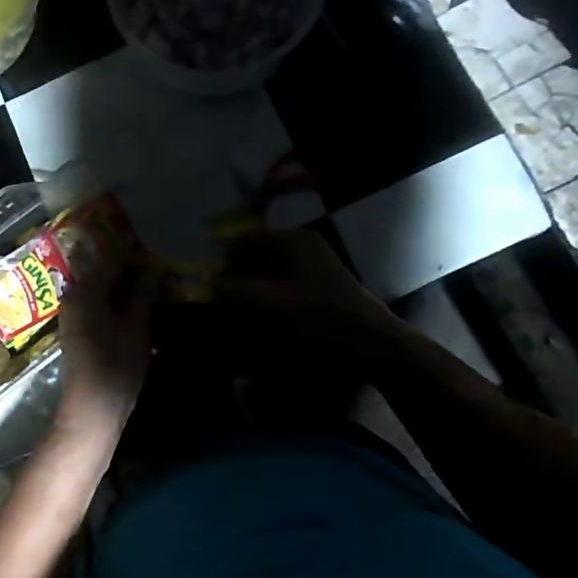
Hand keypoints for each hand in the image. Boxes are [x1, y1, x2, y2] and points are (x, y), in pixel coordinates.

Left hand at [56, 255, 157, 431]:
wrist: (91, 409)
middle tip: (157, 264)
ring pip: (100, 288)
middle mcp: (72, 296)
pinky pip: (97, 303)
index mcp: (84, 291)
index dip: (135, 253)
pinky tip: (136, 302)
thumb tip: (153, 267)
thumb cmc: (116, 366)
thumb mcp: (136, 326)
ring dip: (123, 283)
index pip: (111, 259)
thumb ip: (143, 293)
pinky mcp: (77, 329)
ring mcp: (72, 313)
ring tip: (152, 281)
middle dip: (129, 267)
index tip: (156, 249)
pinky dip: (115, 299)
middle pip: (102, 271)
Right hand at [217, 230, 394, 347]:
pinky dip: (261, 294)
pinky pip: (276, 285)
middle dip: (236, 269)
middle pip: (258, 253)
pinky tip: (248, 309)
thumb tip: (211, 286)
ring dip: (247, 283)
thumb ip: (245, 291)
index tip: (208, 270)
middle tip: (214, 288)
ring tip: (226, 300)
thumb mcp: (283, 300)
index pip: (253, 237)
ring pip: (266, 270)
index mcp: (297, 241)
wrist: (369, 340)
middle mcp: (301, 249)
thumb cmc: (327, 311)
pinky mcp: (310, 290)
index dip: (229, 252)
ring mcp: (307, 269)